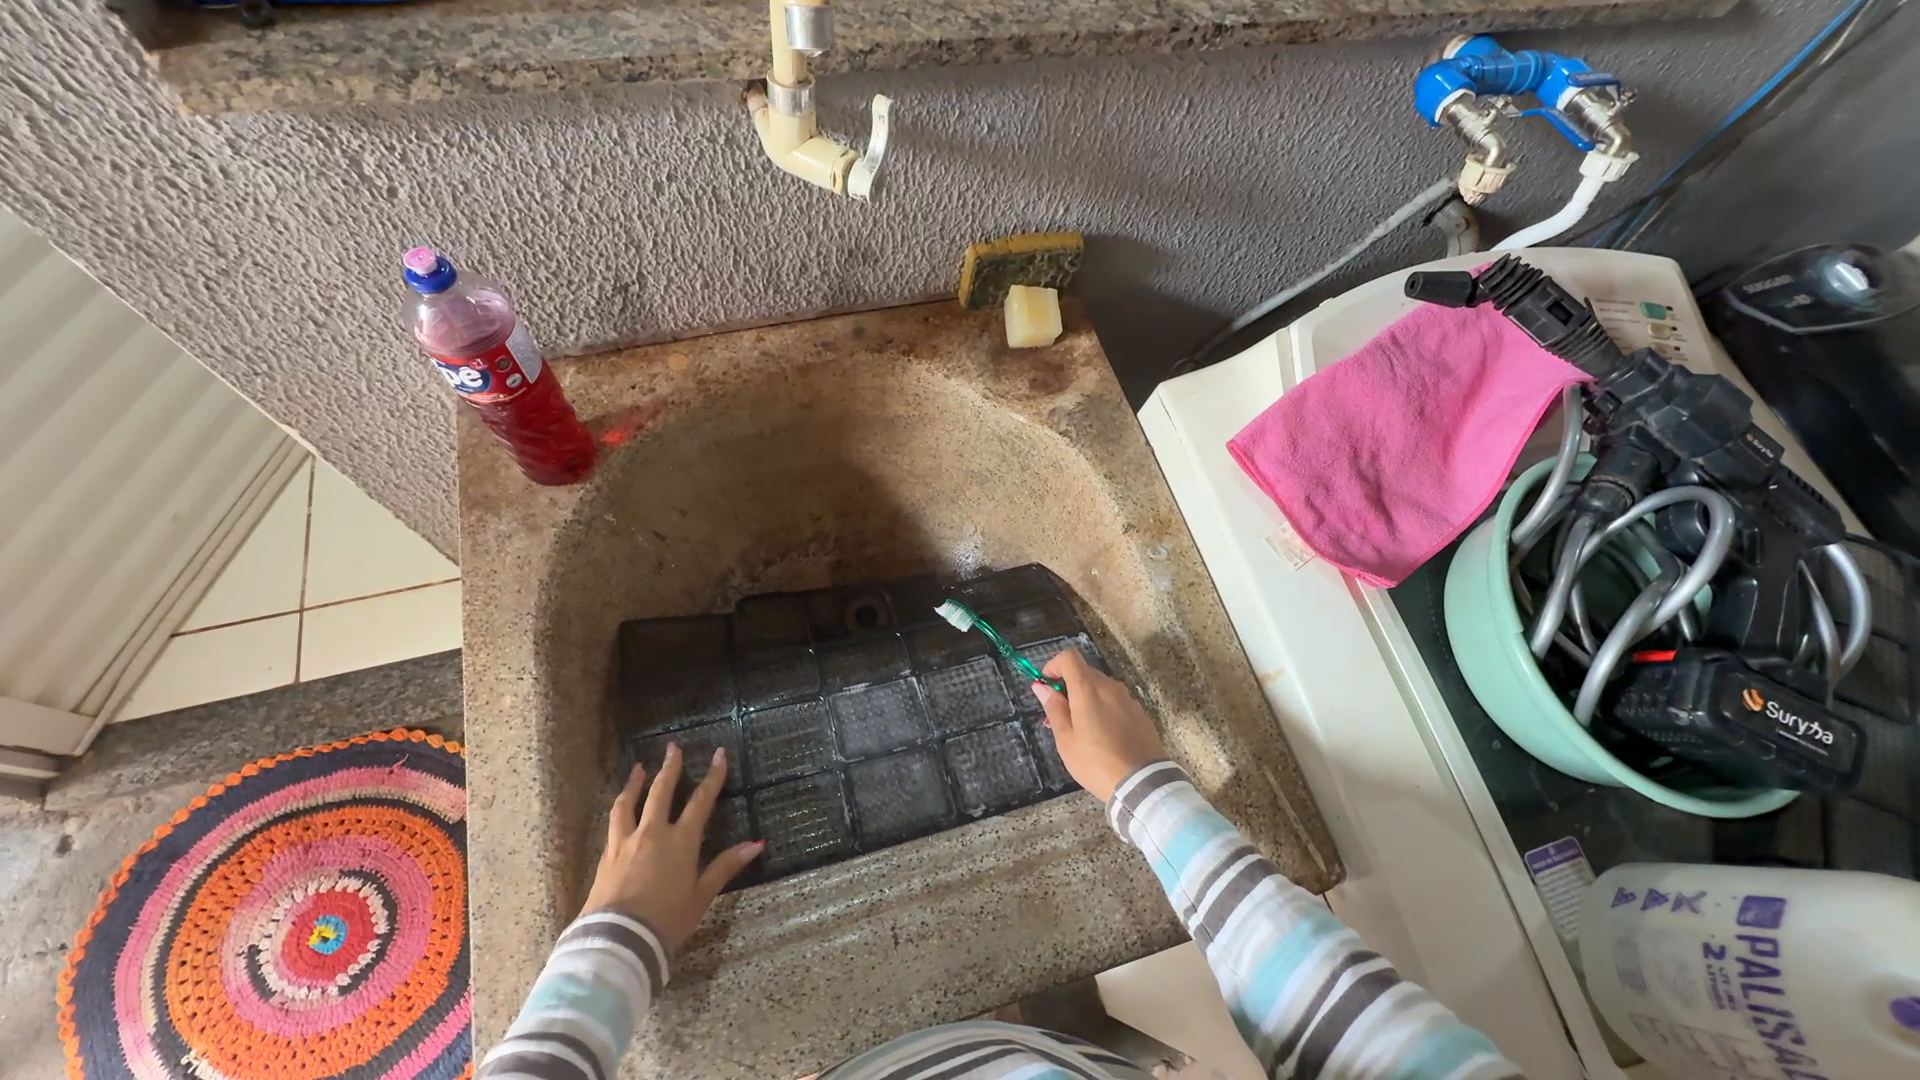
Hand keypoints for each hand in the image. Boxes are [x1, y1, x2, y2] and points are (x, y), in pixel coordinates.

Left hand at [582, 743, 763, 952]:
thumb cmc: (667, 919)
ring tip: (637, 769)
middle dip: (670, 768)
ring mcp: (625, 843)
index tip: (719, 754)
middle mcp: (652, 833)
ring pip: (628, 804)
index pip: (701, 801)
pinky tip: (620, 811)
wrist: (619, 940)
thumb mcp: (701, 895)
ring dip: (635, 783)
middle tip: (673, 748)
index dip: (713, 776)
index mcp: (681, 840)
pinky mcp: (607, 857)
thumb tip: (756, 844)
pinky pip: (614, 824)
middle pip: (661, 792)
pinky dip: (620, 810)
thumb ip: (725, 866)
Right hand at [1031, 648, 1167, 801]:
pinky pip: (1115, 701)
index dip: (1054, 665)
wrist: (1142, 784)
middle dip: (1068, 687)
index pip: (1069, 657)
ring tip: (1080, 729)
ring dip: (1085, 699)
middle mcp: (1110, 687)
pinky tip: (1102, 735)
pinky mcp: (1140, 713)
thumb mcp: (1066, 740)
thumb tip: (1041, 687)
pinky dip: (1103, 708)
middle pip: (1084, 672)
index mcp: (1088, 690)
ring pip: (1100, 688)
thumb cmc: (1096, 763)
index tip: (1046, 685)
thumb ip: (1054, 708)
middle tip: (1058, 716)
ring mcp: (1128, 699)